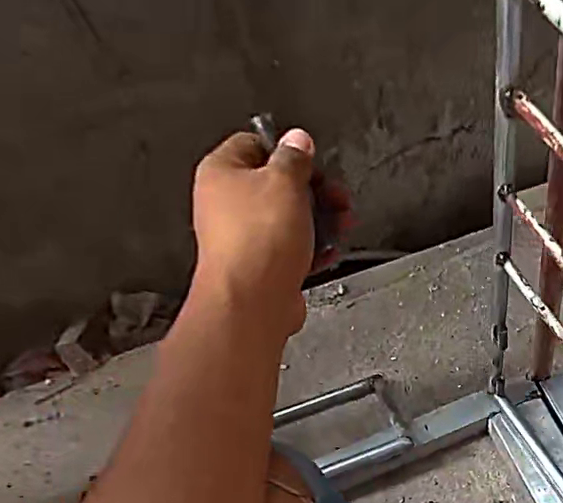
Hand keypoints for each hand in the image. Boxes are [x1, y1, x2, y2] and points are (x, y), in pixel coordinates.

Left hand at [189, 128, 318, 338]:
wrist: (253, 301)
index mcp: (221, 172)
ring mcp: (244, 240)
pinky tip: (328, 251)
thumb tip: (298, 142)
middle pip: (276, 187)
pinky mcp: (262, 268)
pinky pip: (290, 252)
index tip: (313, 163)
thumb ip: (294, 158)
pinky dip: (311, 250)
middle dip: (313, 193)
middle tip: (336, 198)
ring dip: (318, 222)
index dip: (289, 152)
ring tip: (341, 225)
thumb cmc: (257, 243)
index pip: (256, 145)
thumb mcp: (285, 182)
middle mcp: (227, 206)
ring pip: (287, 222)